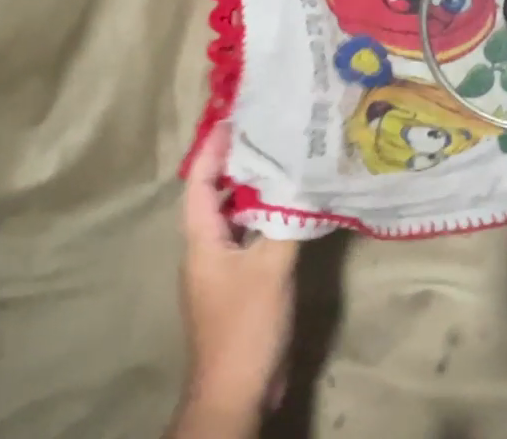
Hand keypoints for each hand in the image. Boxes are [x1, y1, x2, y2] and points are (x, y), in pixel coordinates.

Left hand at [173, 123, 299, 436]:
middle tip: (269, 132)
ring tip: (284, 161)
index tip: (234, 117)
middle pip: (217, 196)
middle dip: (238, 163)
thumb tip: (305, 181)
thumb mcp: (271, 267)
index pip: (201, 182)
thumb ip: (287, 221)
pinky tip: (292, 212)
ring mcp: (221, 270)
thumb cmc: (246, 324)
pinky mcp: (239, 286)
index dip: (214, 149)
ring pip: (235, 218)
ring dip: (254, 191)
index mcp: (202, 240)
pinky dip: (266, 219)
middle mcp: (206, 249)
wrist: (236, 389)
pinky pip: (249, 238)